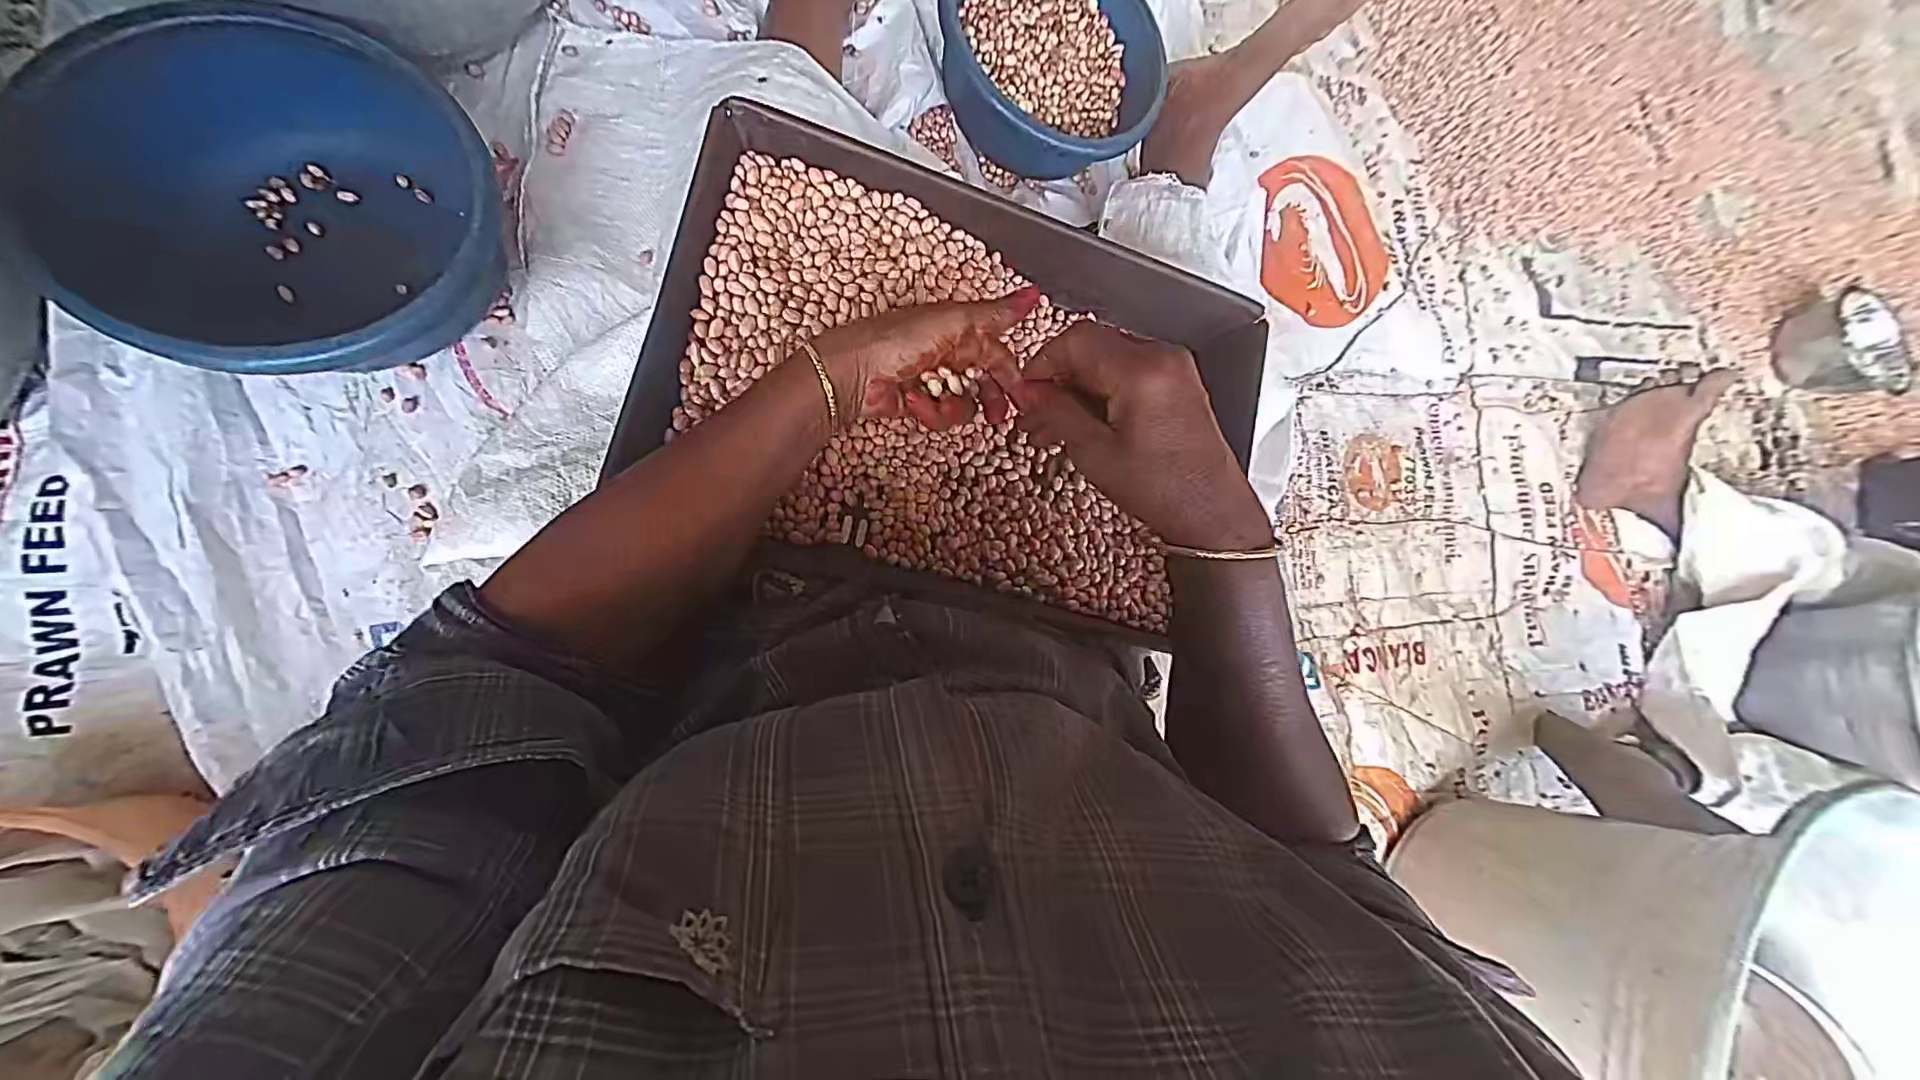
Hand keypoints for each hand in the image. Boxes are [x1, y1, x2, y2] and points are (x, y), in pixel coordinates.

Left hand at [811, 286, 1039, 430]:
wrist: (852, 373)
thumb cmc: (894, 340)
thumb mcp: (952, 321)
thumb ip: (995, 314)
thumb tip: (1033, 294)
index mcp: (958, 329)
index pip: (997, 353)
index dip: (1011, 374)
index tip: (1023, 395)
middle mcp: (948, 353)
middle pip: (984, 381)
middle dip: (990, 399)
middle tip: (997, 416)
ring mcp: (933, 379)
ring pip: (965, 403)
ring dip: (952, 406)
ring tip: (934, 399)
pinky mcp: (919, 402)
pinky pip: (940, 415)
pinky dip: (930, 412)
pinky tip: (914, 402)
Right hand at [985, 322, 1270, 549]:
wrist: (1210, 512)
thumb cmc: (1163, 489)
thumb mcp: (1094, 452)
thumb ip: (1057, 413)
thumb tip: (1031, 393)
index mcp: (1142, 370)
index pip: (1076, 340)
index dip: (1041, 363)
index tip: (1024, 391)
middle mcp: (1162, 357)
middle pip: (1091, 346)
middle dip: (1058, 378)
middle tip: (1034, 413)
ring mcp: (1173, 368)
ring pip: (1107, 360)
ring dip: (1077, 388)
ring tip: (1055, 426)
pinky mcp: (1176, 383)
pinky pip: (1127, 373)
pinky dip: (1100, 392)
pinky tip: (1084, 423)